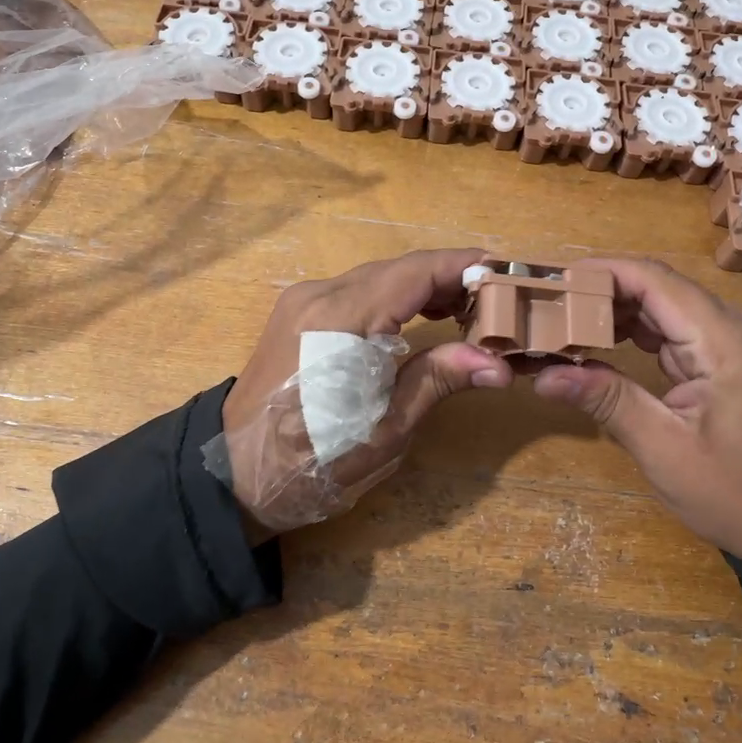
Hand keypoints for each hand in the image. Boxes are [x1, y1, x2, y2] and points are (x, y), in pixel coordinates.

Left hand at [219, 248, 513, 538]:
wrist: (234, 476)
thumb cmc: (314, 460)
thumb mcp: (384, 430)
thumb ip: (437, 380)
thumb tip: (498, 364)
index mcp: (340, 319)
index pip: (413, 272)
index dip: (463, 266)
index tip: (508, 271)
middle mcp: (319, 295)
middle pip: (397, 269)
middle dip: (450, 278)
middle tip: (499, 298)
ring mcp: (304, 300)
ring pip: (378, 277)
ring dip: (424, 286)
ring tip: (470, 309)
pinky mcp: (298, 313)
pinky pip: (358, 292)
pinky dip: (395, 298)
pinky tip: (423, 316)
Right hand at [531, 258, 741, 559]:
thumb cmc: (735, 496)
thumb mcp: (664, 451)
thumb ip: (607, 401)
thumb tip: (543, 376)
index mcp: (731, 344)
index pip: (658, 282)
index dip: (605, 272)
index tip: (556, 279)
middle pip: (664, 289)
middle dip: (606, 293)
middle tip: (552, 305)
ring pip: (672, 306)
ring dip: (622, 311)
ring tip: (568, 321)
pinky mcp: (740, 357)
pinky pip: (684, 329)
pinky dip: (644, 332)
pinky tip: (606, 340)